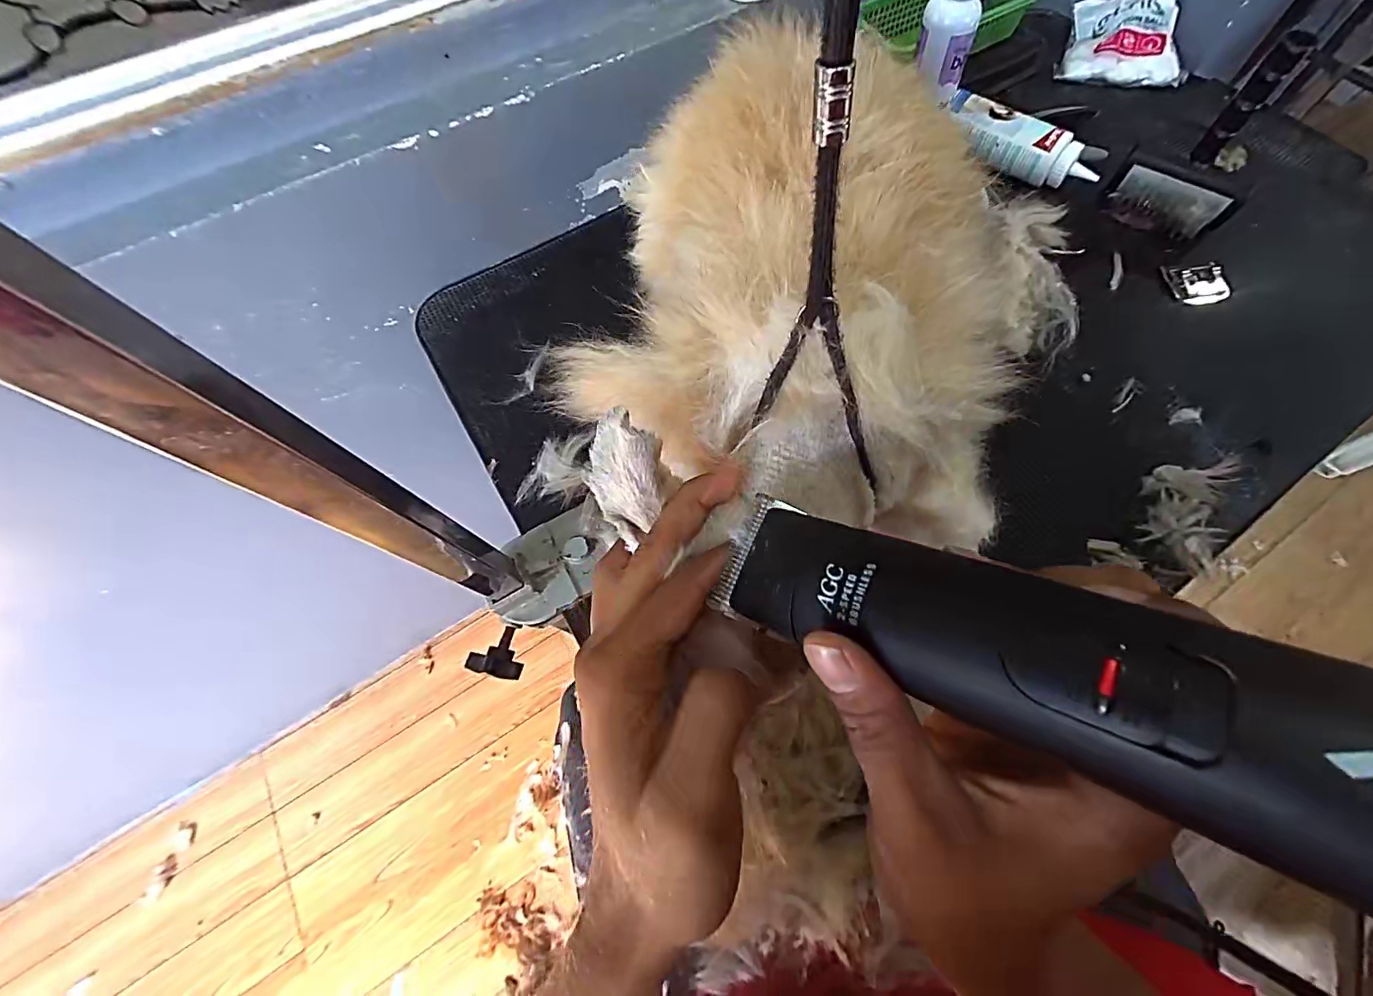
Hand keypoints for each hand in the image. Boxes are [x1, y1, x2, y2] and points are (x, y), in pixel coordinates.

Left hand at [548, 466, 758, 993]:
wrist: (642, 898)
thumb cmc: (669, 854)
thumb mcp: (694, 796)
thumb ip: (715, 712)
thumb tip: (740, 649)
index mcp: (617, 673)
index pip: (671, 591)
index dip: (718, 558)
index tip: (763, 533)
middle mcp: (609, 653)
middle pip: (642, 559)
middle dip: (685, 510)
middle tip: (733, 474)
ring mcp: (621, 661)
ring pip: (638, 572)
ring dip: (677, 532)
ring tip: (726, 507)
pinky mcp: (641, 674)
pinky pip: (657, 603)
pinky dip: (683, 571)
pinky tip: (720, 570)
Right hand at [803, 565, 1191, 995]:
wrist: (967, 928)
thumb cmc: (954, 893)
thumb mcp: (912, 810)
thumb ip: (878, 724)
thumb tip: (829, 642)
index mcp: (1127, 787)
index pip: (1140, 679)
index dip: (1105, 615)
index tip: (1032, 588)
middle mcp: (1125, 753)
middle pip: (1127, 644)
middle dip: (1067, 597)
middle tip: (991, 579)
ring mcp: (1089, 734)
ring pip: (1087, 642)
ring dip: (1040, 604)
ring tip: (979, 580)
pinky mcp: (1052, 721)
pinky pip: (1044, 657)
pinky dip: (1015, 627)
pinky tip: (976, 602)